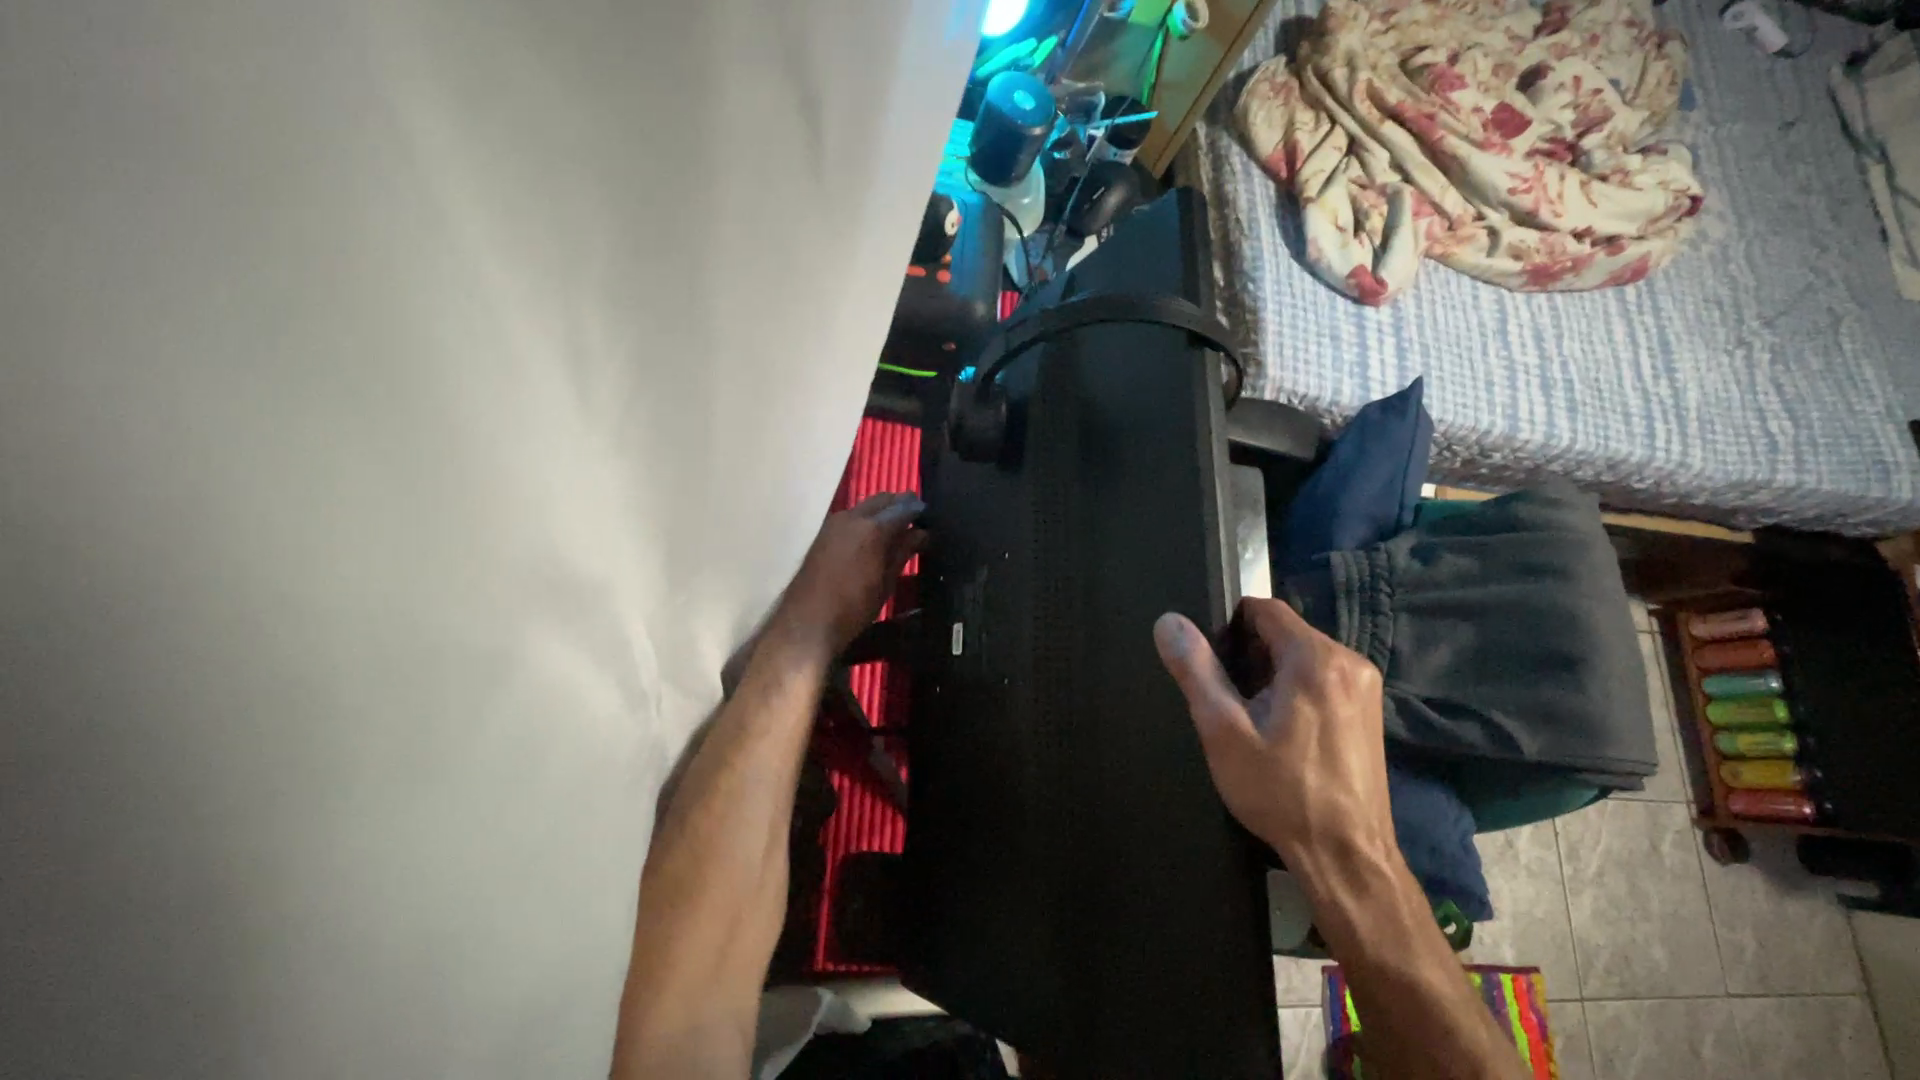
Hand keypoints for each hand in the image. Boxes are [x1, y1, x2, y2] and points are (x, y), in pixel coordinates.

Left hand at [767, 492, 925, 666]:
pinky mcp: (823, 532)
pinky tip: (872, 539)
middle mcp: (853, 516)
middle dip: (901, 505)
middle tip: (915, 524)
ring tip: (895, 533)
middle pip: (883, 499)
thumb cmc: (854, 607)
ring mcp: (835, 522)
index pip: (905, 506)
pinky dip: (865, 520)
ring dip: (882, 512)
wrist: (807, 621)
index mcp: (873, 528)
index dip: (920, 511)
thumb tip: (921, 533)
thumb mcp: (886, 581)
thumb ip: (903, 551)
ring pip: (865, 506)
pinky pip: (851, 516)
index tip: (930, 520)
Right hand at [1153, 598, 1394, 871]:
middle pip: (1285, 633)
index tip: (1212, 661)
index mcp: (1315, 659)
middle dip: (1250, 655)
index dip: (1230, 626)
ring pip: (1303, 657)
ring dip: (1273, 675)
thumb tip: (1169, 622)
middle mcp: (1349, 661)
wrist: (1345, 854)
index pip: (1265, 608)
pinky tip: (1284, 732)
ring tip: (1254, 721)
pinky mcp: (1370, 711)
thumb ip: (1196, 670)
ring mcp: (1365, 687)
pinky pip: (1323, 679)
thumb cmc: (1280, 792)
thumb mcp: (1224, 731)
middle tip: (1229, 701)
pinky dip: (1297, 691)